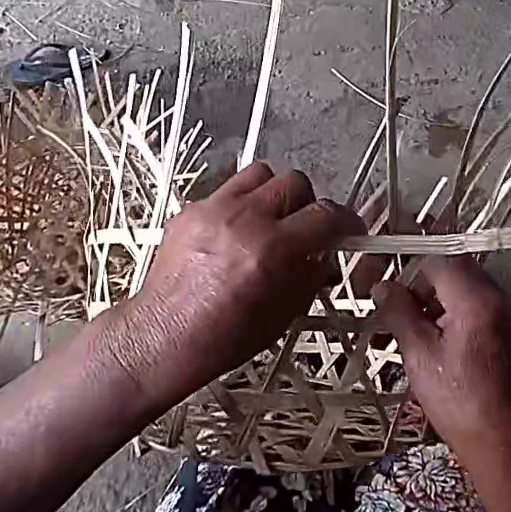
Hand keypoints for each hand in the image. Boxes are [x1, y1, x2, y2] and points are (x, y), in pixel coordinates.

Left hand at [94, 162, 364, 410]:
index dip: (346, 221)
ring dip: (275, 193)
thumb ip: (310, 276)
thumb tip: (325, 257)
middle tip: (305, 227)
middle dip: (308, 204)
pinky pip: (228, 189)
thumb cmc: (219, 337)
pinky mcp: (191, 209)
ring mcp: (214, 210)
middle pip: (296, 183)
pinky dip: (241, 203)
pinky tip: (237, 230)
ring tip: (271, 220)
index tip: (348, 228)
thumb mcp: (283, 314)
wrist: (162, 338)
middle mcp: (244, 220)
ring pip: (261, 173)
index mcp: (272, 249)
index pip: (326, 215)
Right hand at [373, 257, 510, 479]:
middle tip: (408, 316)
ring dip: (447, 302)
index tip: (397, 293)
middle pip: (461, 270)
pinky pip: (490, 311)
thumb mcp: (420, 357)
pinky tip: (452, 350)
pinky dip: (467, 317)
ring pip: (475, 290)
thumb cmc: (460, 405)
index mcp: (478, 301)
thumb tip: (384, 287)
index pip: (442, 258)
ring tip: (427, 337)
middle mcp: (504, 301)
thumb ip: (400, 313)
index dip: (414, 270)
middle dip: (430, 286)